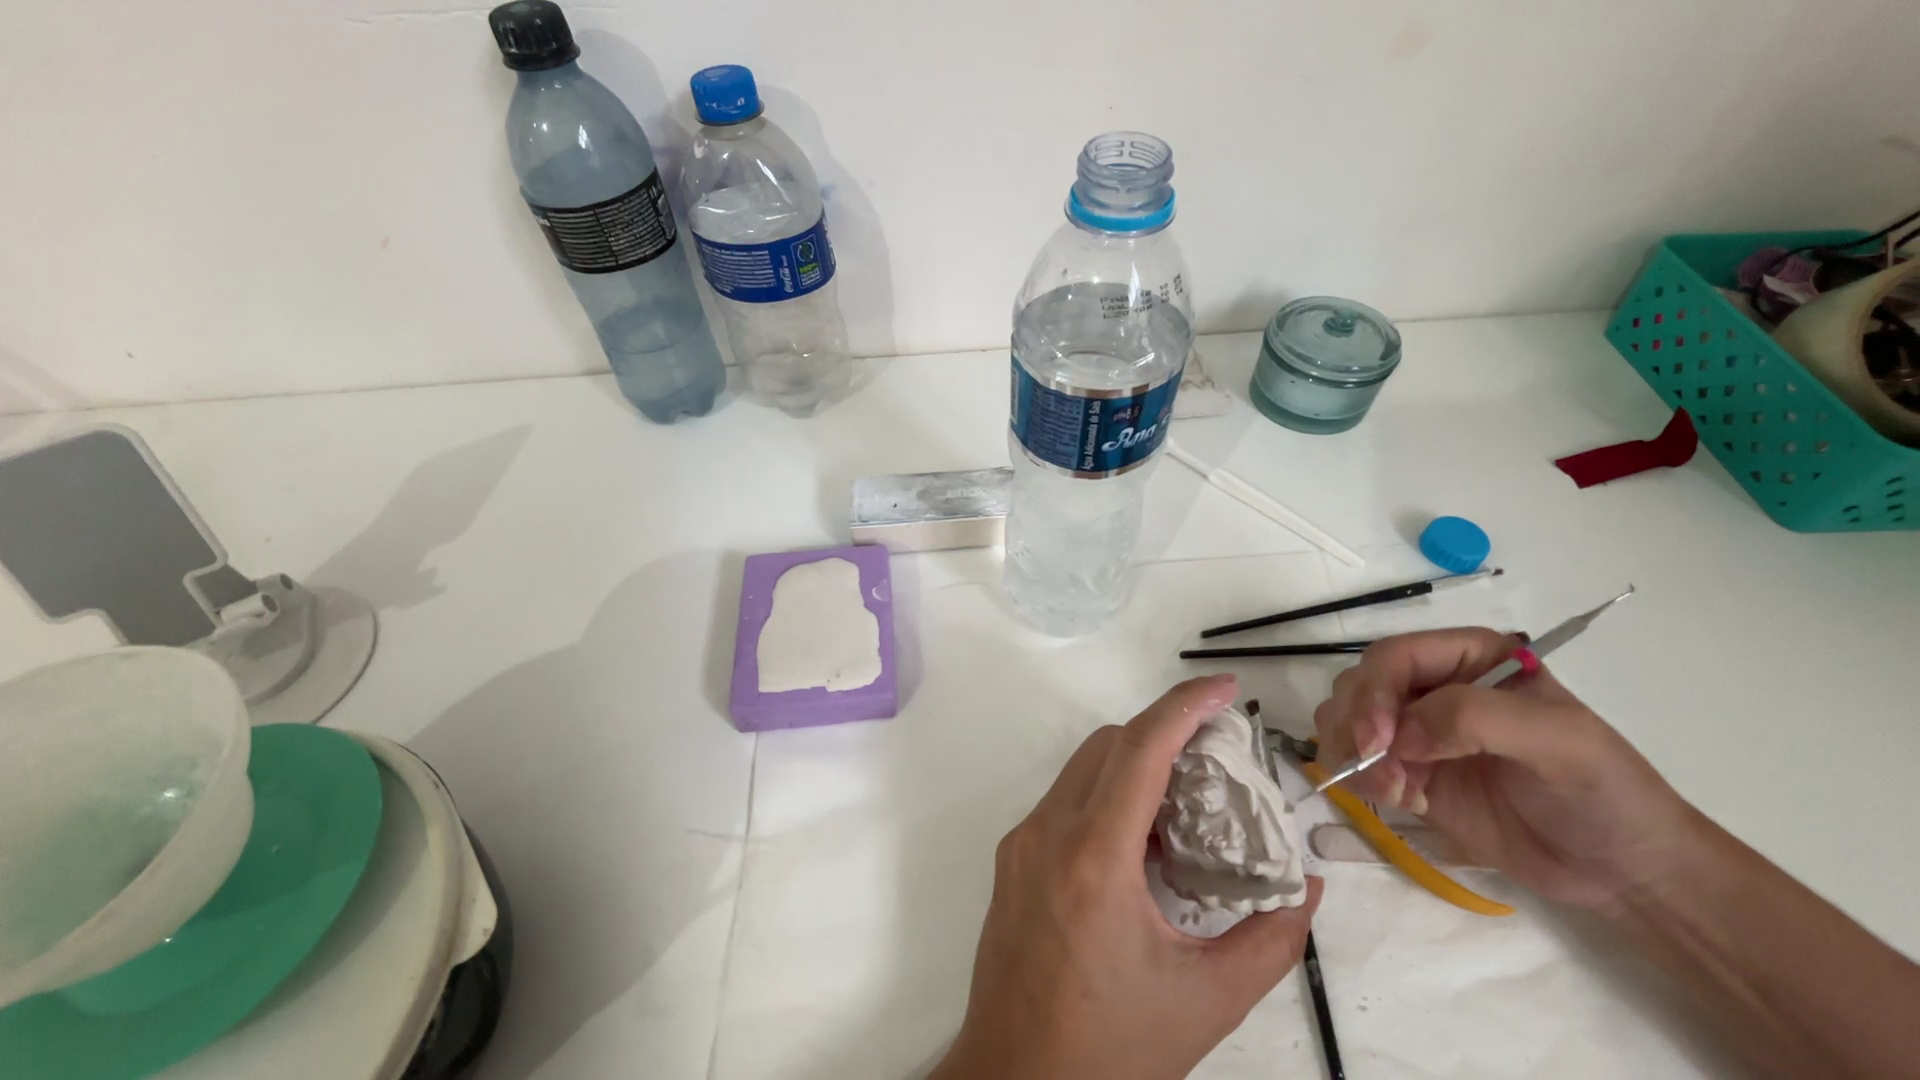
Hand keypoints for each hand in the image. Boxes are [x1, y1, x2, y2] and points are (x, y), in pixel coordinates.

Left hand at [931, 674, 1323, 1079]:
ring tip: (1189, 802)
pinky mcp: (1012, 863)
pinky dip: (1107, 797)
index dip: (1184, 705)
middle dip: (1165, 732)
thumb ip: (1271, 938)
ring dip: (1135, 765)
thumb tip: (1309, 887)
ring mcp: (1021, 846)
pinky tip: (1144, 843)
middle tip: (1220, 755)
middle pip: (1107, 746)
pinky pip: (1065, 802)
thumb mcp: (1207, 1000)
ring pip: (1082, 769)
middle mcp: (1047, 835)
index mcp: (1093, 858)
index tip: (1224, 687)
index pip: (1139, 750)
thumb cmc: (1110, 1048)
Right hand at [1312, 628, 1697, 910]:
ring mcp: (1419, 732)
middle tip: (1382, 774)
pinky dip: (1359, 778)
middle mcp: (1436, 687)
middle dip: (1357, 725)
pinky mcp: (1409, 774)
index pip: (1394, 656)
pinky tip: (1400, 800)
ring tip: (1393, 791)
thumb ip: (1477, 718)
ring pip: (1345, 719)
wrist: (1622, 869)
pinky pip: (1355, 761)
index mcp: (1472, 659)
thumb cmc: (1604, 792)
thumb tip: (1401, 734)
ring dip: (1352, 752)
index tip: (1378, 742)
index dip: (1374, 692)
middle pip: (1360, 684)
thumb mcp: (1558, 741)